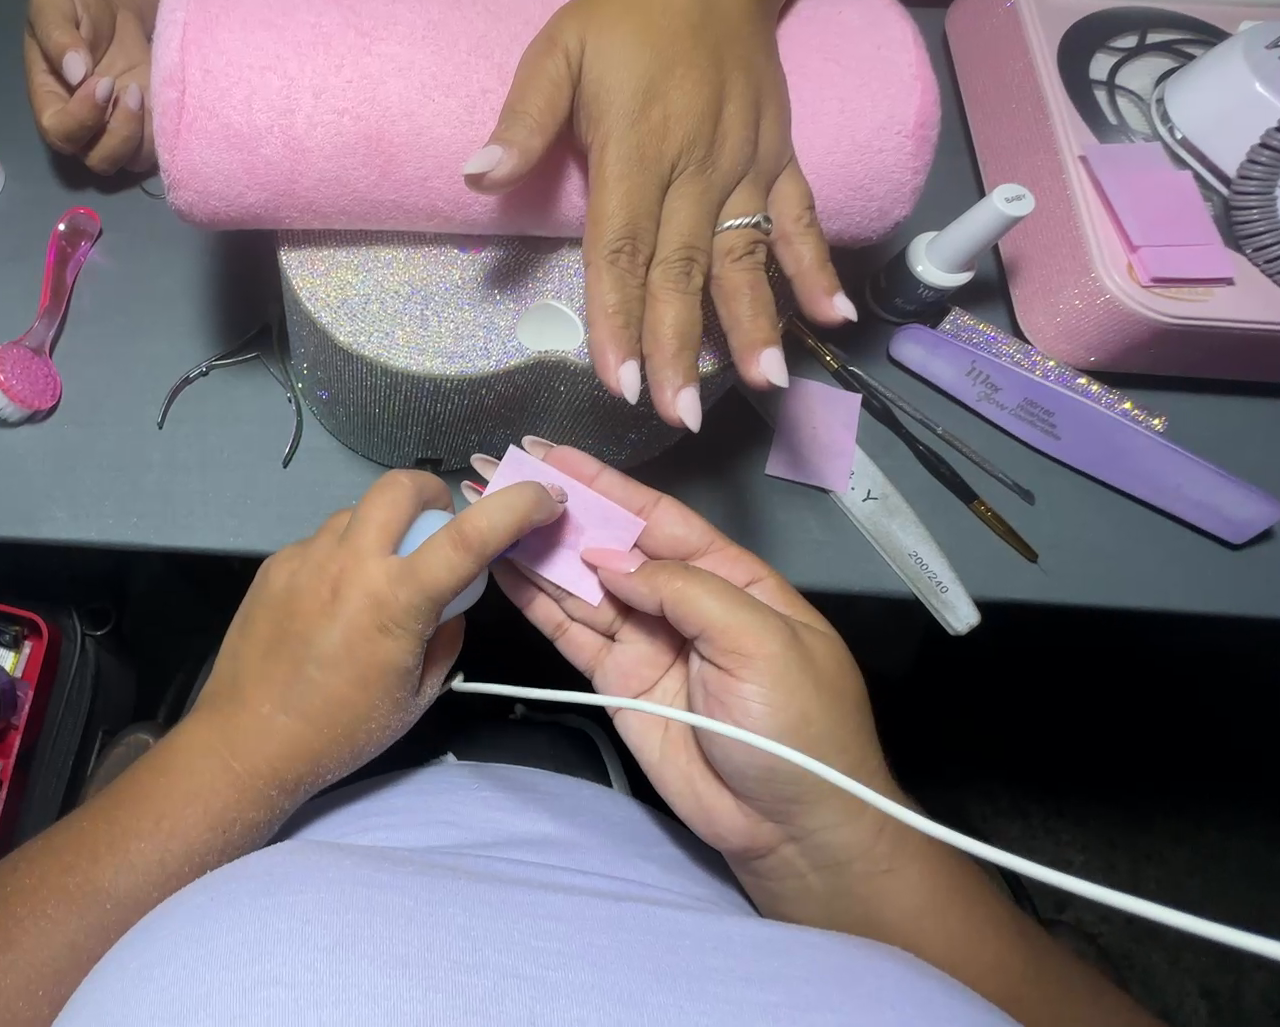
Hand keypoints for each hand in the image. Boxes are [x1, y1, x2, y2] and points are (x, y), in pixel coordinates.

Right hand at [24, 0, 154, 174]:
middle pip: (99, 161)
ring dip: (139, 135)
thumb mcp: (53, 3)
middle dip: (118, 133)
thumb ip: (56, 34)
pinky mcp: (143, 129)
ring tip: (140, 91)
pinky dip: (159, 134)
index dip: (83, 118)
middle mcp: (82, 129)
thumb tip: (75, 72)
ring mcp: (114, 132)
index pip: (61, 134)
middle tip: (129, 89)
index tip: (104, 81)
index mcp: (51, 103)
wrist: (110, 9)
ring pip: (128, 162)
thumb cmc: (75, 7)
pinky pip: (153, 151)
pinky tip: (156, 101)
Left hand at [190, 470, 566, 801]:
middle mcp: (349, 562)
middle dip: (430, 492)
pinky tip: (331, 601)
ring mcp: (305, 556)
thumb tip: (450, 602)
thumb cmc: (342, 730)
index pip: (469, 536)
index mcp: (395, 599)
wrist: (247, 740)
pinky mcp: (274, 562)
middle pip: (399, 485)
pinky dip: (343, 556)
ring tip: (374, 577)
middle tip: (435, 524)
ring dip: (380, 529)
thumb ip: (445, 636)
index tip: (541, 496)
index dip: (515, 506)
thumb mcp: (416, 694)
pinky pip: (323, 541)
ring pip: (356, 512)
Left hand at [464, 0, 853, 430]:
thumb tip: (476, 177)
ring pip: (746, 257)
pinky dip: (815, 265)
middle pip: (683, 273)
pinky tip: (829, 316)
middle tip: (679, 415)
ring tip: (759, 387)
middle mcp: (697, 168)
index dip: (619, 319)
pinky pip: (800, 216)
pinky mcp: (779, 154)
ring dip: (754, 326)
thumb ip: (523, 120)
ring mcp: (747, 164)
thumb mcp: (556, 52)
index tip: (619, 381)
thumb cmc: (621, 20)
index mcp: (637, 151)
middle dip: (680, 349)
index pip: (621, 253)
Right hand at [488, 439, 894, 883]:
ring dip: (531, 549)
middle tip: (495, 475)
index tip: (548, 453)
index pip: (652, 515)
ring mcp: (640, 637)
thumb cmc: (796, 724)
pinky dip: (533, 600)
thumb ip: (681, 588)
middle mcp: (675, 598)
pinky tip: (500, 569)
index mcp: (725, 575)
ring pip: (576, 583)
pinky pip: (567, 630)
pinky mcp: (612, 676)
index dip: (599, 482)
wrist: (789, 827)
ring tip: (483, 513)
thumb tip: (605, 558)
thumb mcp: (759, 641)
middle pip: (604, 543)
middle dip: (553, 510)